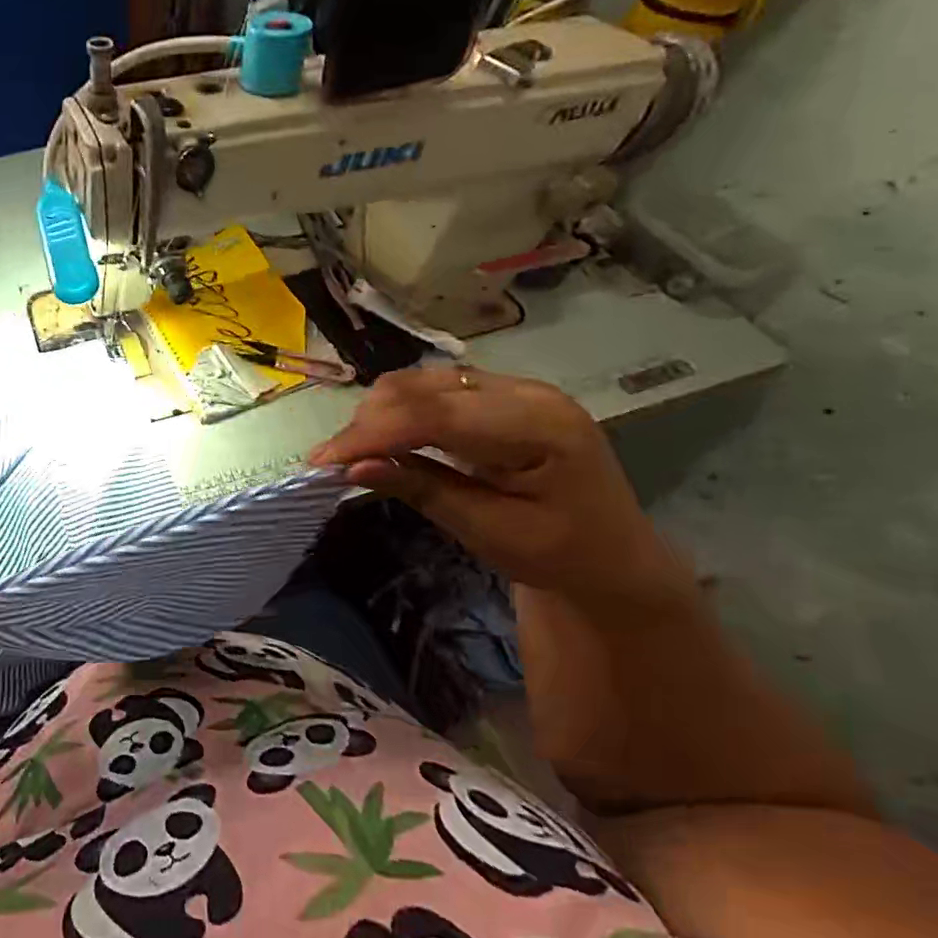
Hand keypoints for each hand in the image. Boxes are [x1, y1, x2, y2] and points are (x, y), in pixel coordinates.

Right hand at [310, 367, 693, 606]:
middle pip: (424, 387)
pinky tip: (385, 439)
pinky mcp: (501, 394)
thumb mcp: (490, 533)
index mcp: (538, 426)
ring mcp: (515, 387)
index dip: (373, 432)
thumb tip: (354, 469)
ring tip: (353, 453)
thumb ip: (423, 491)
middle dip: (369, 422)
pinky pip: (436, 389)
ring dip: (380, 414)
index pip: (436, 414)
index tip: (323, 460)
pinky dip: (401, 412)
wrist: (614, 555)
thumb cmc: (560, 554)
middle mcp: (526, 391)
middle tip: (331, 462)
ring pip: (423, 381)